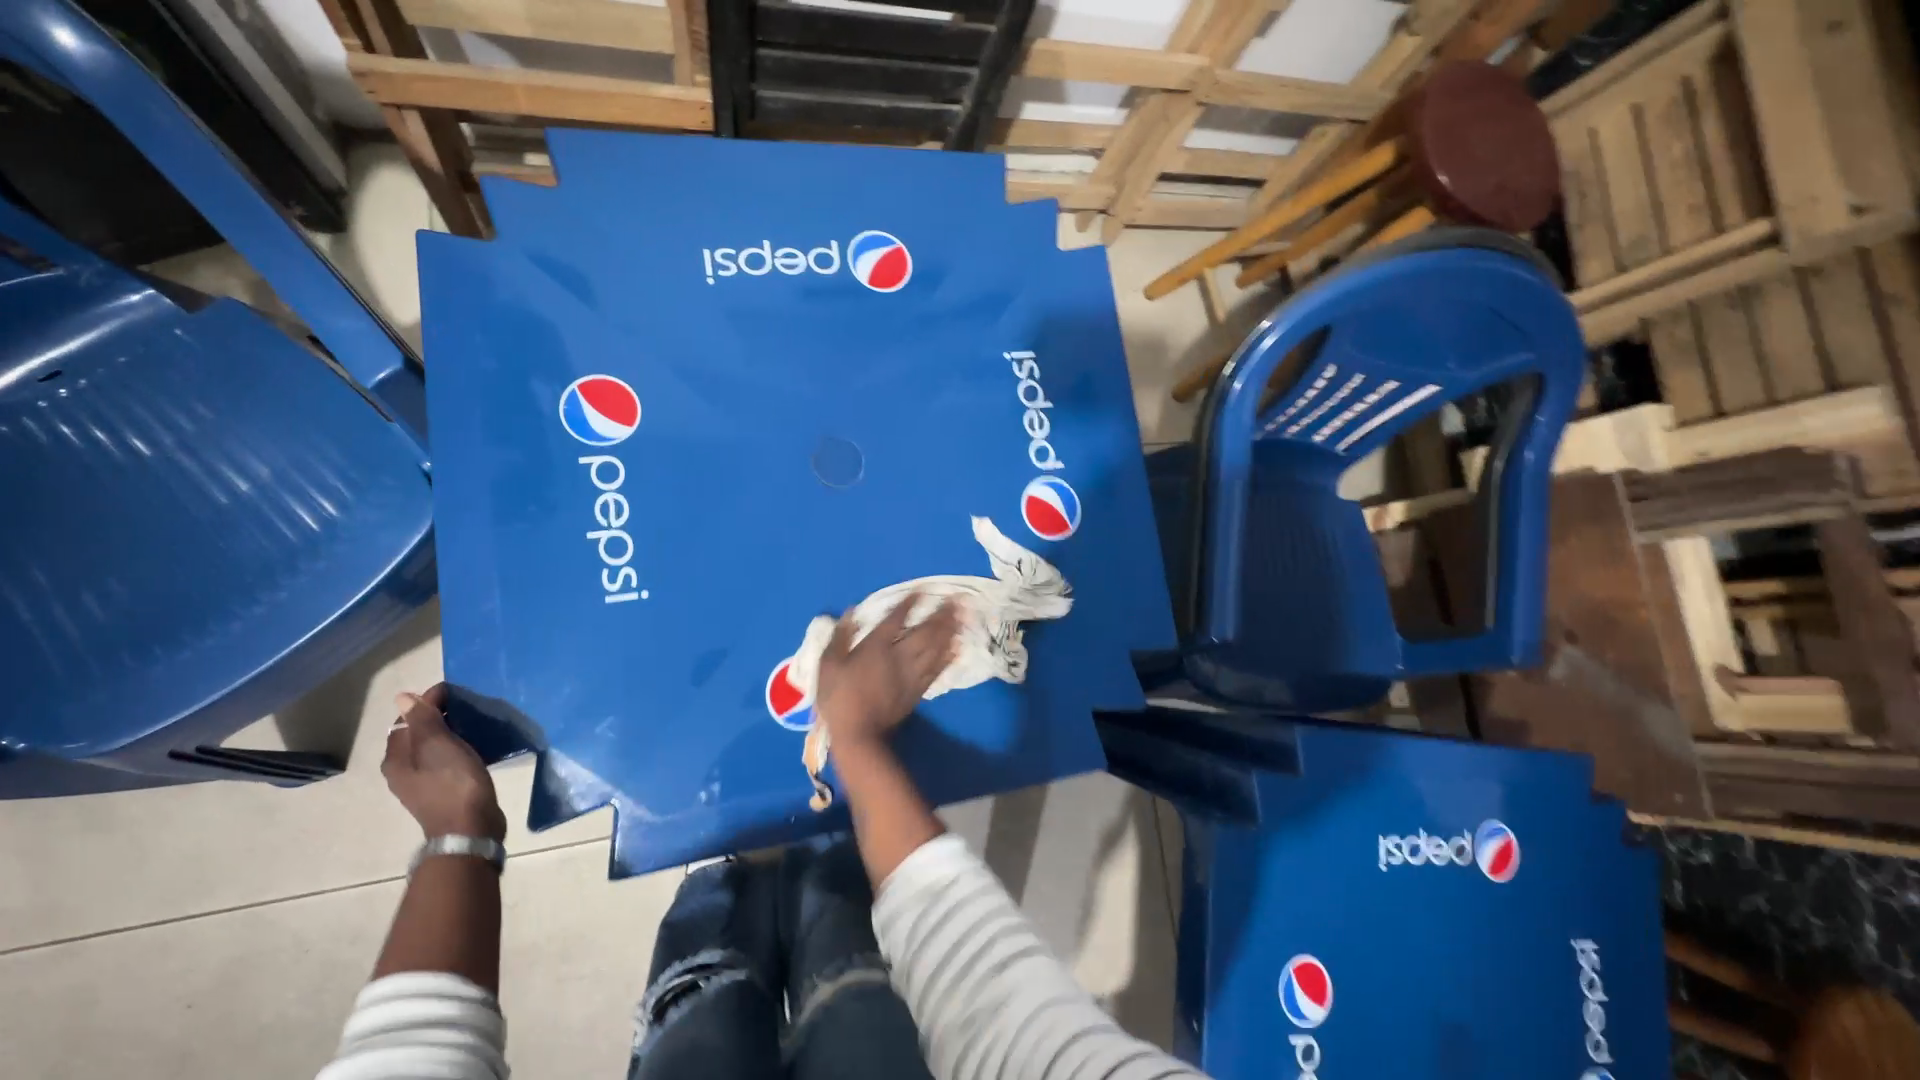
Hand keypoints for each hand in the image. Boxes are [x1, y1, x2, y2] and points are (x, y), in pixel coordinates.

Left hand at [382, 684, 506, 841]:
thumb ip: (422, 720)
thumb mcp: (438, 746)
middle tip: (466, 706)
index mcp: (396, 758)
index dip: (427, 702)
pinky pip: (444, 762)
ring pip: (431, 749)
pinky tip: (473, 749)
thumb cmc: (453, 783)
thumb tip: (402, 696)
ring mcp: (421, 784)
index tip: (455, 692)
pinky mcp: (442, 792)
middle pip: (417, 734)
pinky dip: (456, 750)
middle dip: (437, 717)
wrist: (468, 829)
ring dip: (448, 734)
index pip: (406, 719)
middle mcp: (402, 770)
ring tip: (472, 725)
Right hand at [815, 593, 962, 751]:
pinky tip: (958, 647)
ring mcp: (911, 674)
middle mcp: (898, 656)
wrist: (858, 734)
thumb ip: (840, 636)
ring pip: (935, 647)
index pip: (896, 619)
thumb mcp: (828, 665)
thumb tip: (851, 612)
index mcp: (875, 647)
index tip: (923, 590)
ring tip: (962, 616)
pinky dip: (949, 656)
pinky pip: (937, 669)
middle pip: (924, 631)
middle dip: (941, 613)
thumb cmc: (838, 698)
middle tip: (957, 600)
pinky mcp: (918, 690)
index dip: (910, 603)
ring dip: (950, 630)